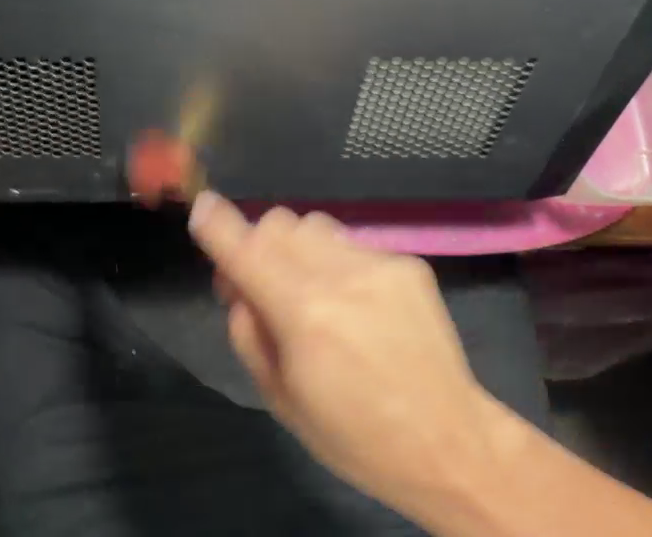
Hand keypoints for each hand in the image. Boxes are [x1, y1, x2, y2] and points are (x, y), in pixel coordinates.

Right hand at [186, 192, 508, 511]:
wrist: (449, 443)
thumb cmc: (354, 436)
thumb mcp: (280, 399)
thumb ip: (247, 332)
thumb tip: (235, 284)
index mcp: (304, 314)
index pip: (245, 249)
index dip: (216, 223)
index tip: (202, 208)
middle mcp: (340, 276)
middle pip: (277, 223)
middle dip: (258, 245)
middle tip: (261, 284)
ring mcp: (379, 264)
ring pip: (314, 225)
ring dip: (297, 249)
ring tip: (311, 291)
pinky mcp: (407, 264)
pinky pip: (352, 244)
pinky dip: (337, 263)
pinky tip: (356, 304)